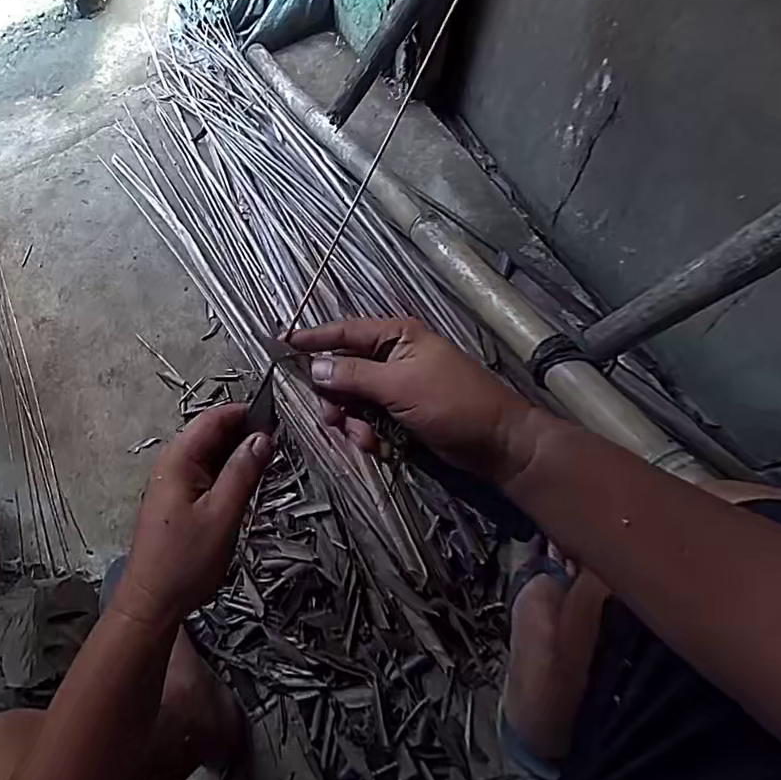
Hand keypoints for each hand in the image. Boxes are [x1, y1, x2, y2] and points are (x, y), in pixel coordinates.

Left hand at [112, 403, 272, 629]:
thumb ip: (243, 472)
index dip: (244, 414)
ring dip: (237, 454)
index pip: (213, 419)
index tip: (275, 418)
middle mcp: (172, 463)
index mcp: (178, 459)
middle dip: (244, 433)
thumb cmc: (184, 561)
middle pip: (211, 434)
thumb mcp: (222, 514)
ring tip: (267, 462)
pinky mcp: (177, 498)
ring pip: (210, 454)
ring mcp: (173, 481)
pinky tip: (245, 483)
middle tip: (277, 443)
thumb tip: (262, 438)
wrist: (151, 602)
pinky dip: (227, 471)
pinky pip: (206, 472)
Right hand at [290, 318, 538, 484]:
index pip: (344, 332)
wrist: (499, 444)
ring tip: (367, 440)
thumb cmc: (453, 403)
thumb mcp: (400, 385)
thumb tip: (314, 366)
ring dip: (353, 422)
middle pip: (343, 372)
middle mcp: (392, 356)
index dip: (312, 339)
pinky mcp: (400, 413)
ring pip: (353, 400)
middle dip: (336, 399)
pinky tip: (382, 447)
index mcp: (395, 336)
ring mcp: (396, 386)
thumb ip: (353, 376)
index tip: (281, 345)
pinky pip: (369, 419)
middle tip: (332, 420)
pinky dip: (369, 434)